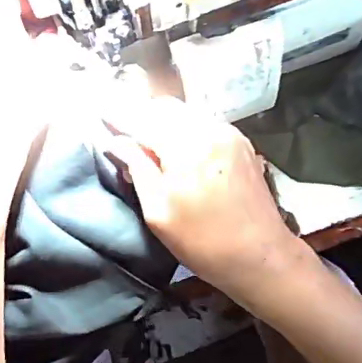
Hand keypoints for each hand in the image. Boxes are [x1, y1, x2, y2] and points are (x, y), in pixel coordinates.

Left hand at [0, 0, 47, 166]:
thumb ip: (53, 39)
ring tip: (23, 61)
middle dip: (16, 20)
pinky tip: (4, 77)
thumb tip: (51, 35)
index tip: (45, 20)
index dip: (31, 1)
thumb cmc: (21, 99)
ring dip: (1, 38)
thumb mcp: (51, 63)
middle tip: (39, 41)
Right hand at [101, 94, 310, 295]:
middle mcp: (209, 130)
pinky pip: (203, 122)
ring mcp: (229, 133)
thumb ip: (137, 169)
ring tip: (148, 146)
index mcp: (186, 147)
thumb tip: (116, 142)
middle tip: (123, 136)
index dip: (117, 115)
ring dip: (162, 121)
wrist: (261, 256)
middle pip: (164, 107)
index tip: (100, 113)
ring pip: (185, 112)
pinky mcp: (240, 142)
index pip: (142, 118)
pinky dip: (183, 128)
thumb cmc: (203, 242)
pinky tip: (176, 151)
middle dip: (140, 115)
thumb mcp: (158, 212)